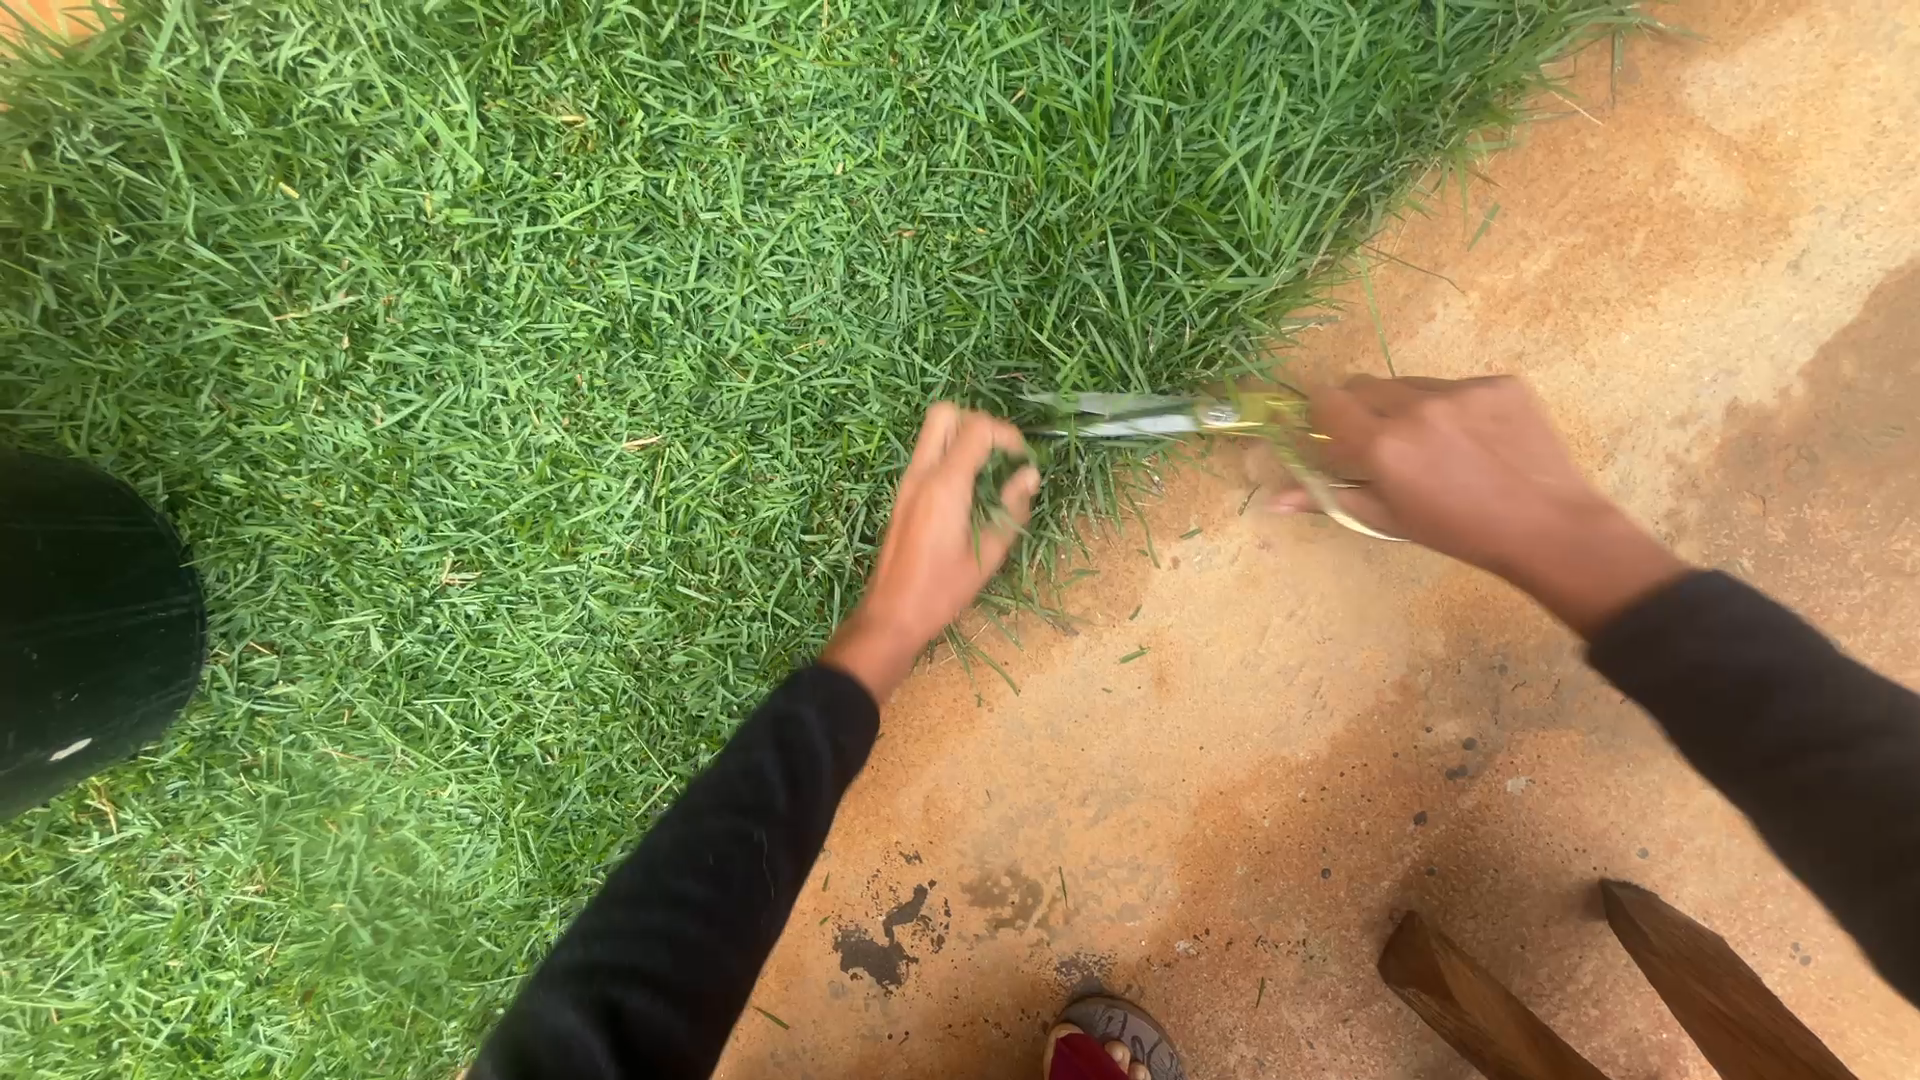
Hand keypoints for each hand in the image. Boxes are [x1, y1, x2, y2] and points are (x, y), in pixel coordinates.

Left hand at [821, 404, 1040, 699]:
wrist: (891, 614)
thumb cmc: (942, 591)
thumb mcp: (989, 554)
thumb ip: (1012, 509)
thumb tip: (1029, 476)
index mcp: (944, 486)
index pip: (977, 429)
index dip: (1008, 435)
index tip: (1024, 460)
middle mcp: (921, 475)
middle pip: (945, 414)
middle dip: (979, 423)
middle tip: (1001, 454)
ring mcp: (906, 483)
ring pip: (933, 432)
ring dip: (964, 438)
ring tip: (990, 472)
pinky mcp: (902, 495)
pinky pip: (927, 456)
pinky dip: (951, 456)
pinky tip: (970, 490)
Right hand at [1272, 375, 1686, 636]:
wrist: (1546, 525)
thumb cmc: (1454, 530)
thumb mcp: (1384, 518)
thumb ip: (1325, 498)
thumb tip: (1272, 500)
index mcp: (1381, 445)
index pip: (1326, 401)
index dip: (1320, 413)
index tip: (1327, 428)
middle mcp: (1414, 409)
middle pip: (1362, 385)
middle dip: (1359, 407)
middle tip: (1378, 438)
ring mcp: (1460, 391)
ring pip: (1408, 384)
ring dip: (1404, 406)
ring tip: (1432, 442)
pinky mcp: (1498, 383)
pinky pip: (1454, 386)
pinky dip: (1451, 406)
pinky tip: (1472, 437)